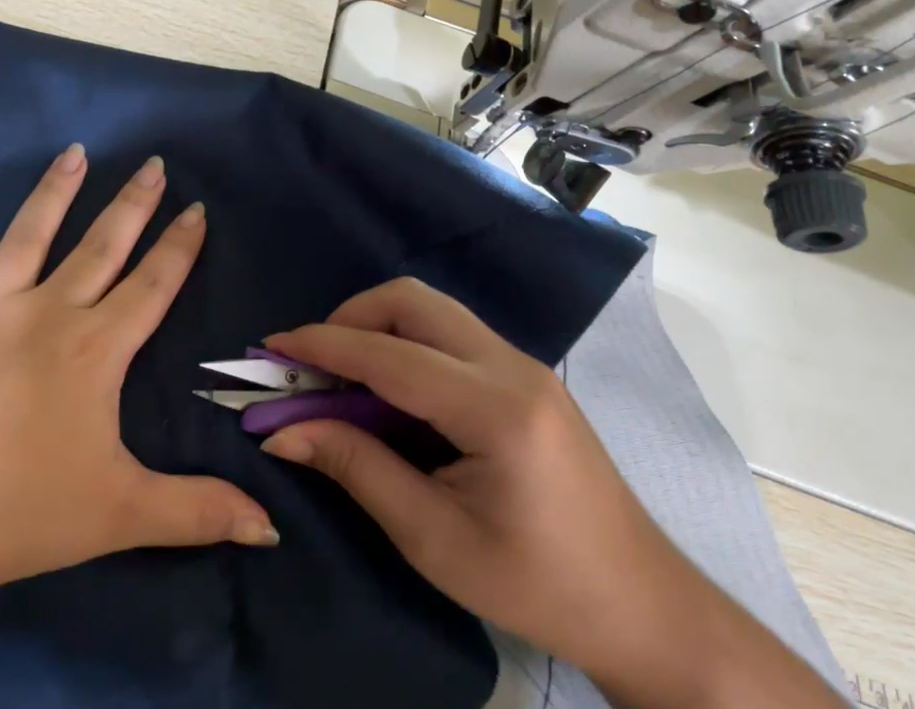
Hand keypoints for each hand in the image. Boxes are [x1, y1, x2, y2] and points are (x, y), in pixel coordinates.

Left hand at [0, 145, 277, 593]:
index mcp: (96, 349)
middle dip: (132, 204)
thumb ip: (199, 511)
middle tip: (153, 164)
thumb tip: (271, 526)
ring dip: (56, 190)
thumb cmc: (23, 510)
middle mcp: (46, 310)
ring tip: (77, 152)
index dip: (178, 247)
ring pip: (28, 231)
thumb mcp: (123, 515)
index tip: (195, 209)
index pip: (151, 285)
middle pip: (100, 246)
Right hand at [256, 279, 844, 708]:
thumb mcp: (432, 538)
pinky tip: (384, 391)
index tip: (267, 348)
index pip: (388, 353)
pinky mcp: (528, 382)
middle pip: (413, 302)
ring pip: (434, 311)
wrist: (647, 611)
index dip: (320, 344)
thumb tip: (280, 432)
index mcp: (495, 409)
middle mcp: (513, 369)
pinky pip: (451, 337)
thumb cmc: (538, 585)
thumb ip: (356, 469)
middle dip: (349, 318)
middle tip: (307, 365)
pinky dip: (404, 345)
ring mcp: (526, 370)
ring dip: (376, 328)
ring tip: (338, 378)